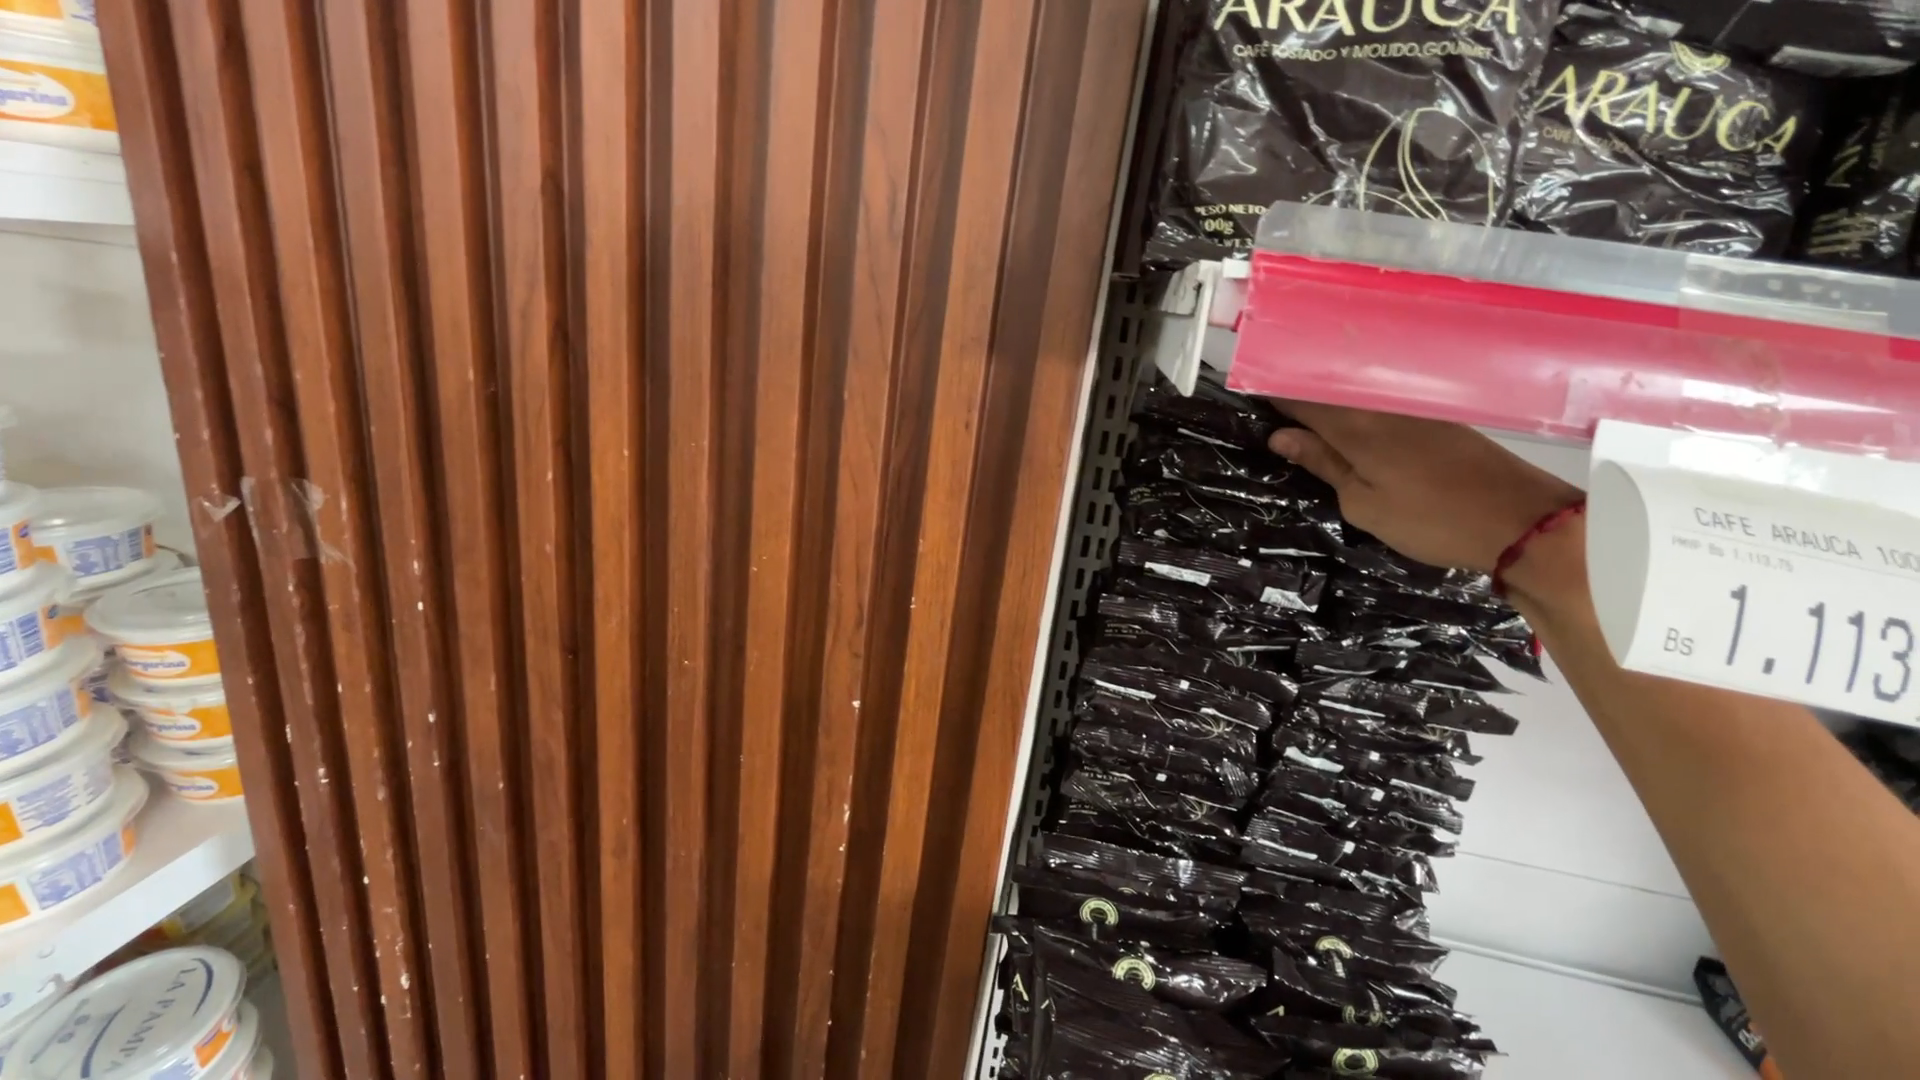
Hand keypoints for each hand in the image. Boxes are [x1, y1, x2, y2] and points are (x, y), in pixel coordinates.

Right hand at [1266, 402, 1581, 573]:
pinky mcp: (1435, 418)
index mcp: (1356, 428)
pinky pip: (1379, 403)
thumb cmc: (1432, 520)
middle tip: (1262, 395)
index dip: (1270, 392)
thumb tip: (1281, 437)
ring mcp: (1412, 409)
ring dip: (1323, 396)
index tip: (1243, 387)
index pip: (1300, 399)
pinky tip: (1344, 418)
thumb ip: (1323, 465)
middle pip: (1326, 389)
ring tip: (1295, 406)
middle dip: (1294, 389)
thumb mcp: (1364, 505)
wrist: (1522, 519)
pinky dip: (1355, 406)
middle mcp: (1381, 407)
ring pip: (1353, 394)